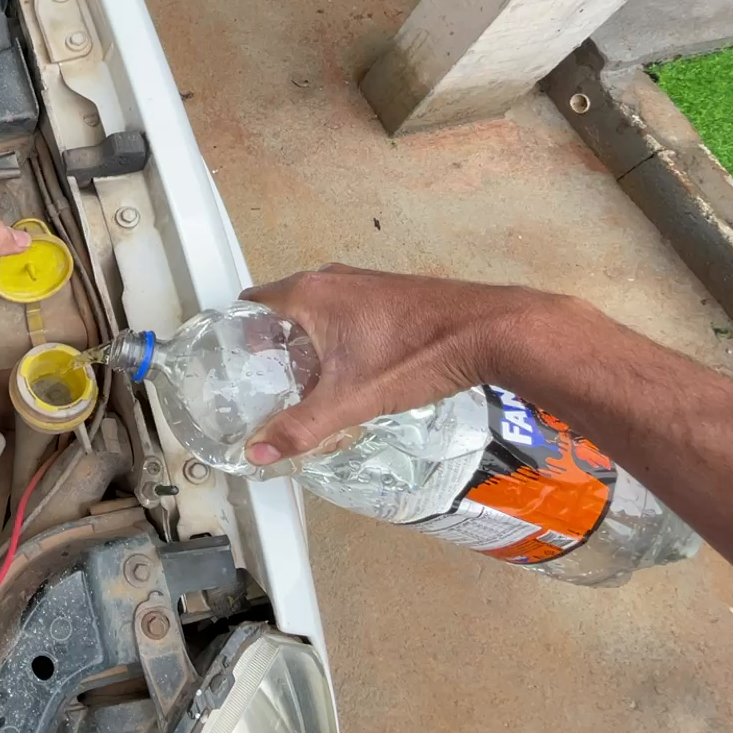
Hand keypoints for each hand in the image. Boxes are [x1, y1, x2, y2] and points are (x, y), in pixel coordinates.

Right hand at [238, 264, 573, 464]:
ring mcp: (361, 279)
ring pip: (314, 306)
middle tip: (271, 378)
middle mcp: (328, 278)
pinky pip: (344, 306)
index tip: (239, 363)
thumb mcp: (349, 400)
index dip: (239, 333)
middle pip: (280, 306)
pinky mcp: (389, 288)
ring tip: (309, 375)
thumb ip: (299, 428)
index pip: (249, 303)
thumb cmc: (412, 356)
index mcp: (305, 294)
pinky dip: (336, 329)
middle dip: (272, 340)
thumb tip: (256, 453)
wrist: (492, 330)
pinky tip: (353, 362)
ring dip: (306, 335)